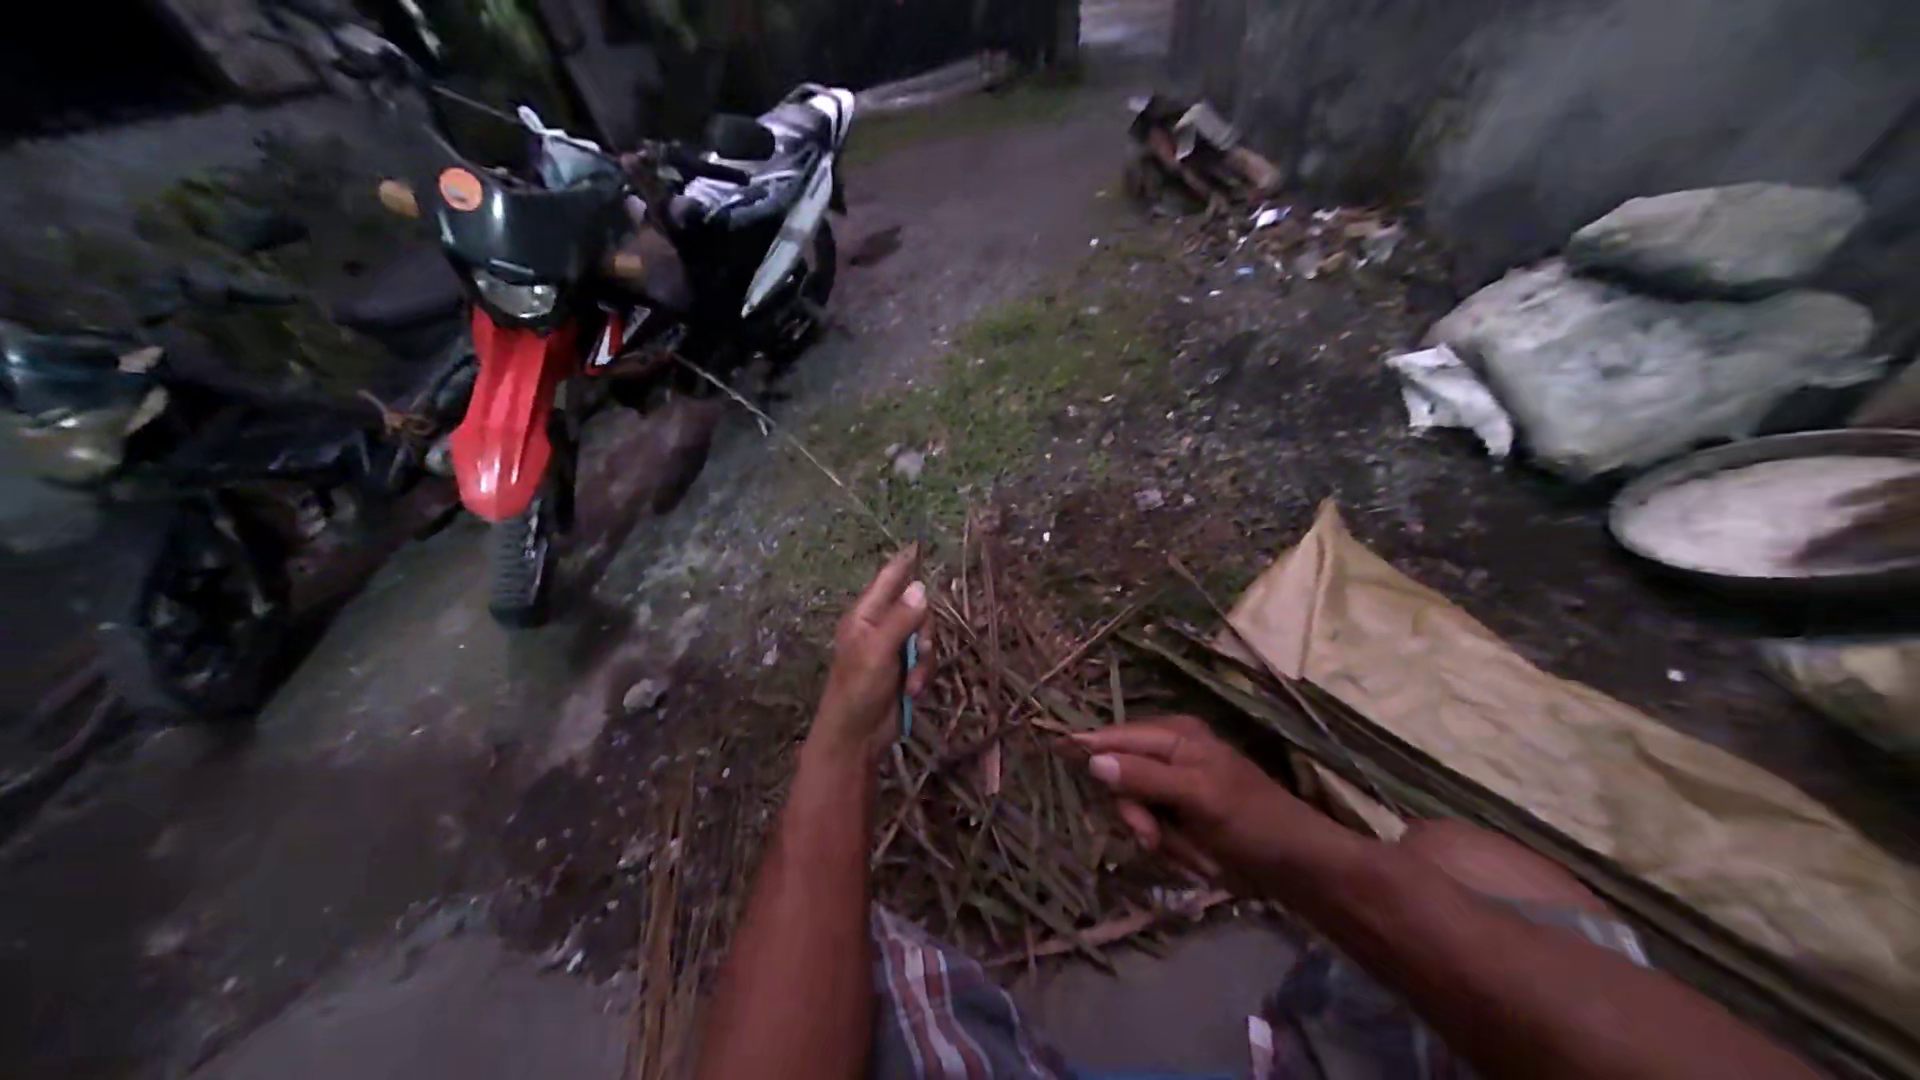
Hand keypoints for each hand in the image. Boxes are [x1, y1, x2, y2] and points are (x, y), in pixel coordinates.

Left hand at [808, 549, 931, 763]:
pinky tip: (914, 692)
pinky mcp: (904, 670)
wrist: (855, 737)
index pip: (888, 580)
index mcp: (865, 616)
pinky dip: (923, 676)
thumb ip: (901, 618)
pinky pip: (925, 660)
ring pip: (925, 637)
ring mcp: (892, 649)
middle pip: (917, 610)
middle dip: (924, 633)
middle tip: (920, 651)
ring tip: (913, 682)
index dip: (903, 563)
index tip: (918, 545)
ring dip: (924, 661)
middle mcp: (879, 627)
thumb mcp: (878, 650)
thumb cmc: (858, 689)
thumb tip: (920, 587)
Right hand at [1073, 716, 1311, 885]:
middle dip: (1134, 811)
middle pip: (1119, 776)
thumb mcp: (1198, 795)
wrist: (1296, 866)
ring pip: (1132, 807)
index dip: (1085, 747)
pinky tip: (1191, 854)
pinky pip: (1150, 827)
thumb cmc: (1251, 819)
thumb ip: (1144, 777)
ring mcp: (1172, 785)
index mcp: (1173, 734)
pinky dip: (1166, 845)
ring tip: (1182, 850)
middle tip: (1151, 836)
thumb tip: (1093, 761)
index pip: (1114, 736)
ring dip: (1152, 834)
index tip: (1051, 750)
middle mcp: (1168, 752)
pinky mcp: (1178, 814)